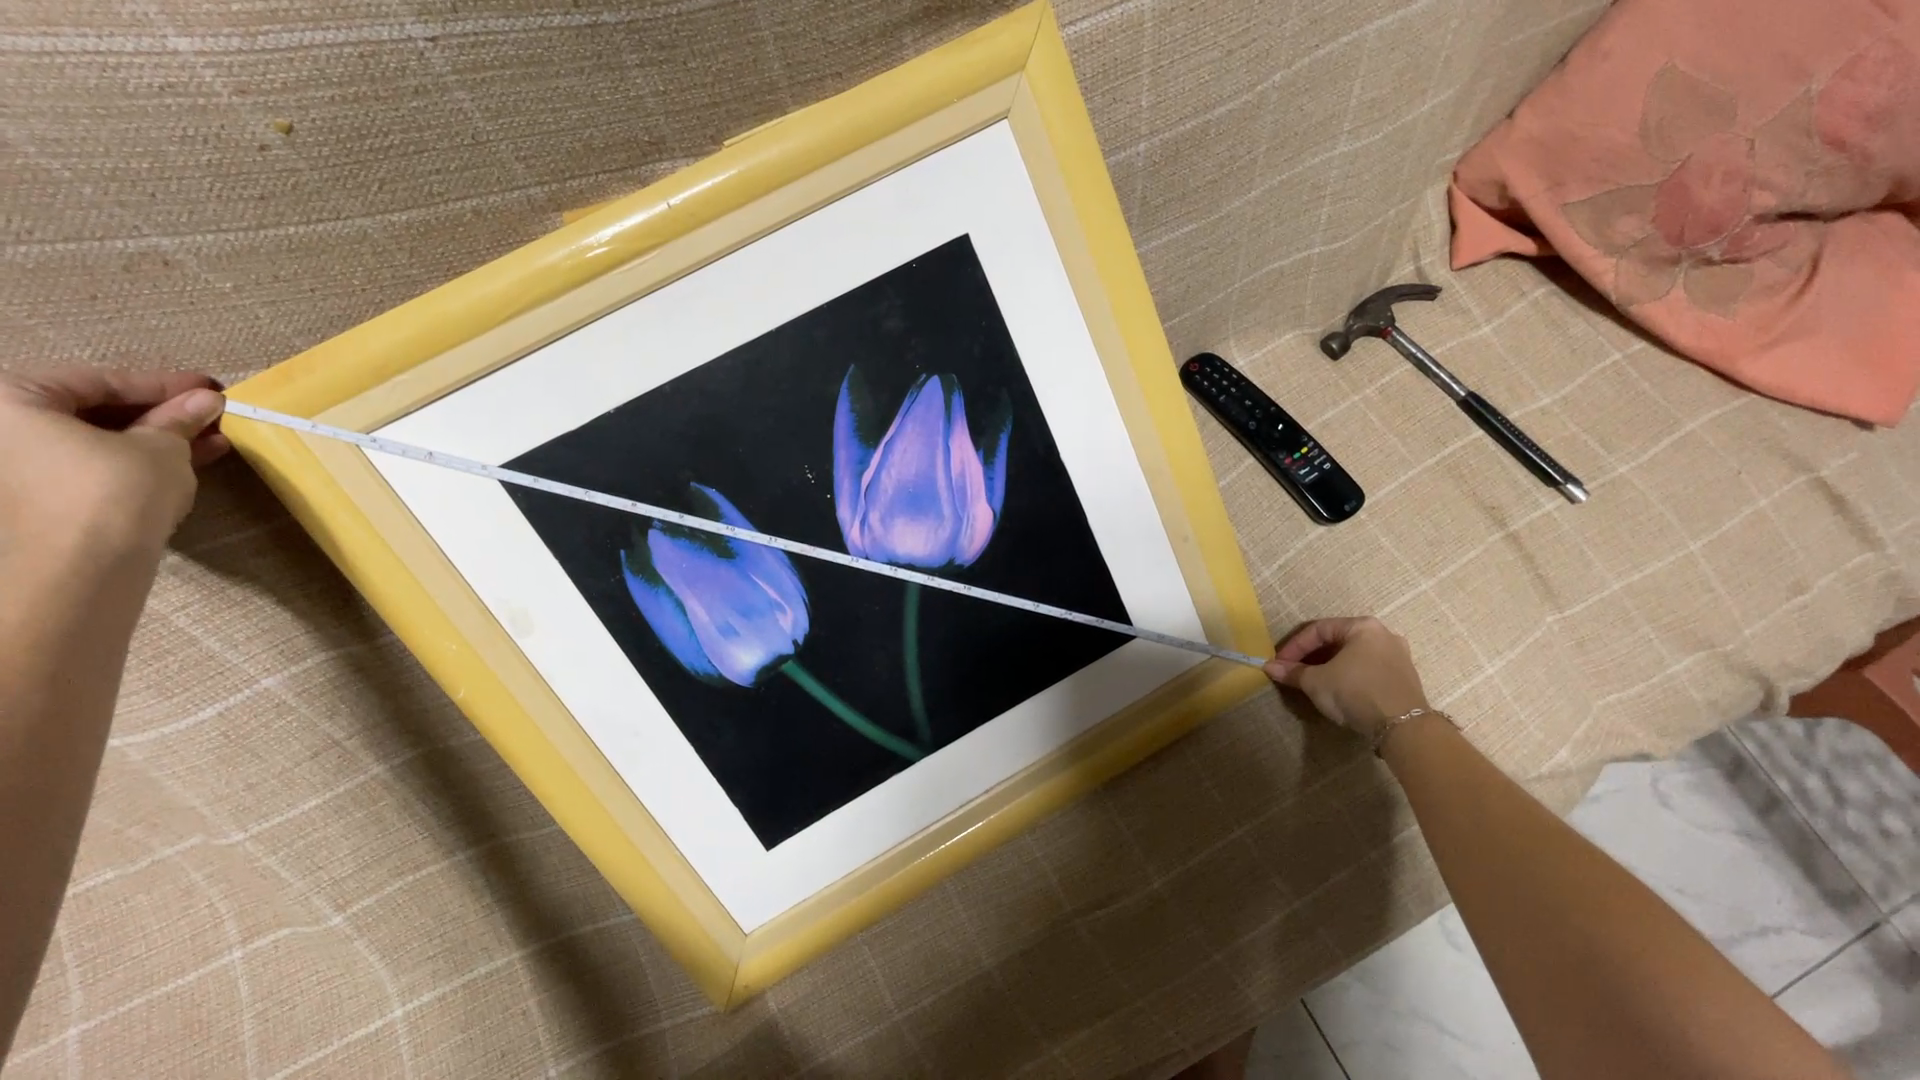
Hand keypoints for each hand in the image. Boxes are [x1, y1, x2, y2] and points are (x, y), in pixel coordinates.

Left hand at [0, 370, 227, 564]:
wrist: (82, 569)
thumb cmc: (113, 490)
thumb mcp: (161, 447)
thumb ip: (181, 418)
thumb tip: (209, 399)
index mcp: (9, 400)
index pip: (100, 381)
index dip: (164, 384)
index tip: (211, 388)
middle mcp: (1, 432)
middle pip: (92, 411)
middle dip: (161, 414)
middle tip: (213, 415)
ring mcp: (14, 470)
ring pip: (96, 442)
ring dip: (157, 439)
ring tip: (213, 441)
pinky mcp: (35, 501)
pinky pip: (89, 468)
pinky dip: (135, 463)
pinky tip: (186, 463)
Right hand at [1264, 617, 1429, 741]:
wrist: (1403, 727)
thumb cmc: (1355, 692)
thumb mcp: (1316, 682)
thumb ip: (1293, 672)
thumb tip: (1269, 667)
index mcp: (1362, 626)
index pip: (1318, 629)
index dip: (1294, 646)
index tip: (1279, 663)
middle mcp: (1383, 634)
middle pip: (1338, 641)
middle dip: (1311, 656)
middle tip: (1293, 671)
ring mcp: (1398, 656)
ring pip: (1353, 656)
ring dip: (1329, 666)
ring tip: (1312, 682)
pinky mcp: (1404, 677)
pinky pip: (1367, 669)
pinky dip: (1348, 675)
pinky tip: (1337, 690)